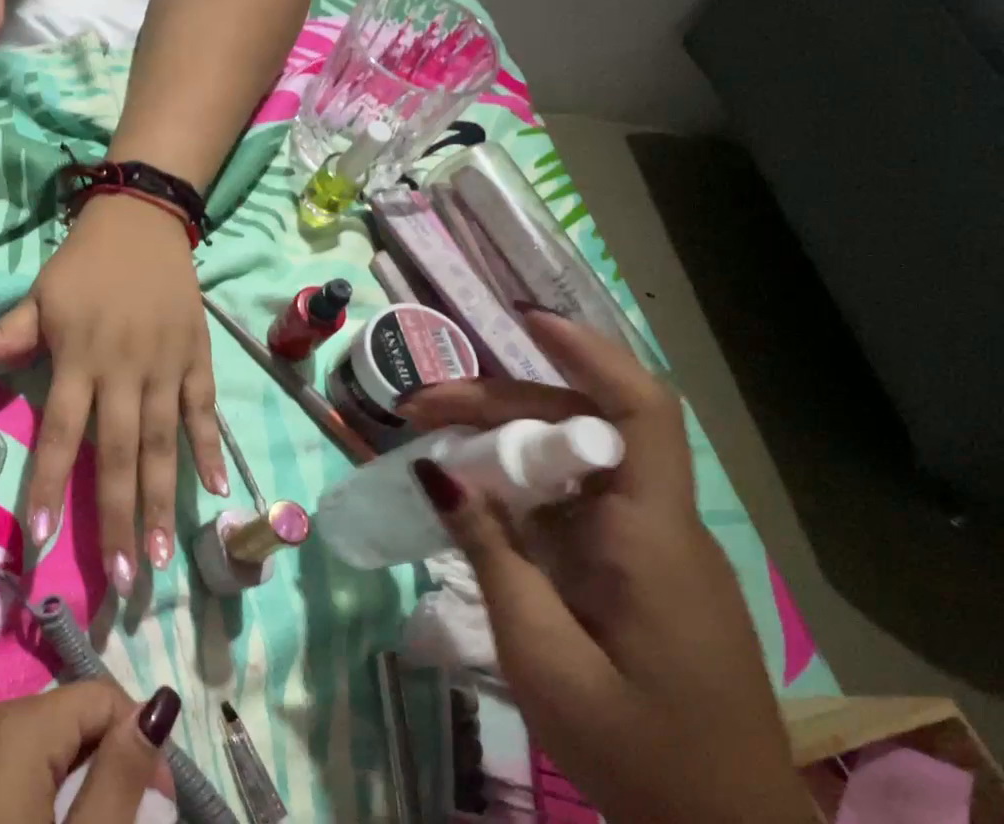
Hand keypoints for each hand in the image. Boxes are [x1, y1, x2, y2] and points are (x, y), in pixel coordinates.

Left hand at [0, 195, 229, 594]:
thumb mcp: (36, 297)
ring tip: (164, 555)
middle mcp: (124, 371)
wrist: (141, 222)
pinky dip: (211, 449)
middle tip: (124, 578)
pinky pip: (204, 411)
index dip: (51, 485)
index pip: (62, 433)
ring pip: (164, 443)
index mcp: (79, 359)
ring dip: (164, 499)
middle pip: (119, 453)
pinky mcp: (198, 359)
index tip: (43, 538)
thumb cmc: (80, 267)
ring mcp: (167, 367)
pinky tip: (218, 491)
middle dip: (119, 517)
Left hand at [0, 682, 179, 823]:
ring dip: (63, 774)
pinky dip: (21, 782)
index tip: (156, 804)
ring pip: (26, 737)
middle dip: (100, 760)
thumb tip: (158, 707)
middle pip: (61, 715)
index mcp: (9, 730)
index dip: (138, 740)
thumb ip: (119, 779)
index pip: (97, 696)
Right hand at [397, 308, 806, 823]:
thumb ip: (492, 554)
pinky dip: (516, 489)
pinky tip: (466, 499)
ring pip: (574, 464)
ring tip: (425, 440)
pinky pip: (571, 508)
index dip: (587, 353)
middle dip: (499, 402)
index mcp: (649, 536)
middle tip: (413, 410)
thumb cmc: (633, 745)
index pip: (637, 412)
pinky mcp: (630, 573)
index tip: (521, 322)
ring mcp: (645, 549)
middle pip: (584, 427)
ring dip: (501, 442)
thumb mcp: (541, 652)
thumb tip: (436, 474)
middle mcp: (655, 525)